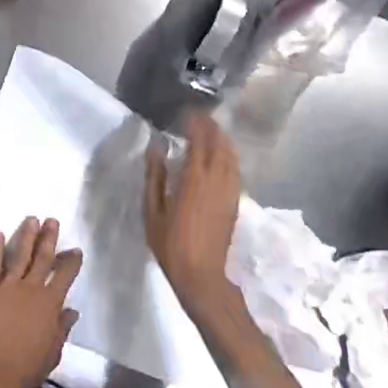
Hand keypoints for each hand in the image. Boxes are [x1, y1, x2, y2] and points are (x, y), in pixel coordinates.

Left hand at [0, 217, 81, 387]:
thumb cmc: (29, 366)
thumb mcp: (54, 350)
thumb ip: (62, 327)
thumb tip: (71, 311)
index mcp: (51, 303)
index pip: (65, 276)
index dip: (71, 261)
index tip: (76, 250)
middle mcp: (32, 289)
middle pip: (42, 258)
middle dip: (49, 238)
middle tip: (52, 220)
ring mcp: (9, 287)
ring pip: (20, 256)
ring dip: (26, 236)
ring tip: (31, 219)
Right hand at [145, 113, 243, 314]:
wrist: (202, 275)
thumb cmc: (170, 244)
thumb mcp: (152, 211)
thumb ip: (155, 177)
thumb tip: (157, 148)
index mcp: (194, 179)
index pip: (199, 141)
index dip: (196, 124)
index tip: (188, 112)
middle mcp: (216, 180)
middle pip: (218, 145)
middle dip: (211, 127)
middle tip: (201, 116)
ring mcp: (229, 191)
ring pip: (230, 156)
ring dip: (223, 139)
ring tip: (213, 130)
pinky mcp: (234, 202)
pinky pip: (235, 170)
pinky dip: (229, 156)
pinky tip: (223, 156)